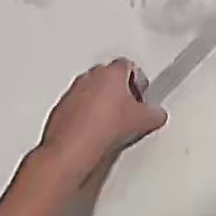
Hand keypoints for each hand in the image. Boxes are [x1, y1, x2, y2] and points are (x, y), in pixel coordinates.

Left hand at [32, 59, 167, 186]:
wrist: (72, 149)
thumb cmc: (102, 129)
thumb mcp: (146, 120)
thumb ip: (156, 112)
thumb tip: (155, 115)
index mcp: (110, 73)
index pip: (129, 65)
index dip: (138, 80)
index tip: (142, 93)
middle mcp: (88, 78)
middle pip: (109, 76)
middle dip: (120, 90)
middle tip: (130, 107)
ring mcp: (72, 93)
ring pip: (92, 90)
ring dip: (102, 102)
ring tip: (113, 122)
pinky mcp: (60, 110)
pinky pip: (77, 106)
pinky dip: (87, 115)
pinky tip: (97, 131)